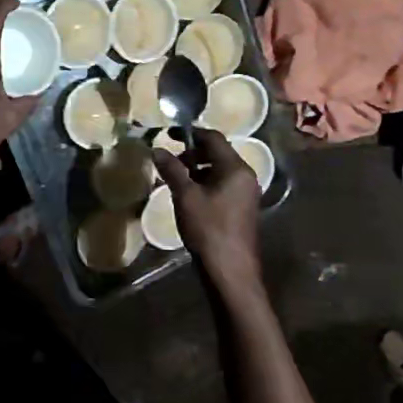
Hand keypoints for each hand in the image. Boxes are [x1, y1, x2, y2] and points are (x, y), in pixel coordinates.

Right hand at [153, 129, 264, 306]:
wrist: (230, 268)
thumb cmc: (208, 228)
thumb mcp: (185, 196)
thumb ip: (172, 169)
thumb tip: (157, 149)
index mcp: (236, 169)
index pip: (214, 138)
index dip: (190, 133)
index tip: (168, 134)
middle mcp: (245, 176)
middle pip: (218, 153)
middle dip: (192, 153)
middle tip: (169, 161)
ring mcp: (245, 193)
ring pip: (219, 170)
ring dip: (196, 168)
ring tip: (174, 178)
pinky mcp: (241, 207)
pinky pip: (222, 184)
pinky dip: (204, 182)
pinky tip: (187, 195)